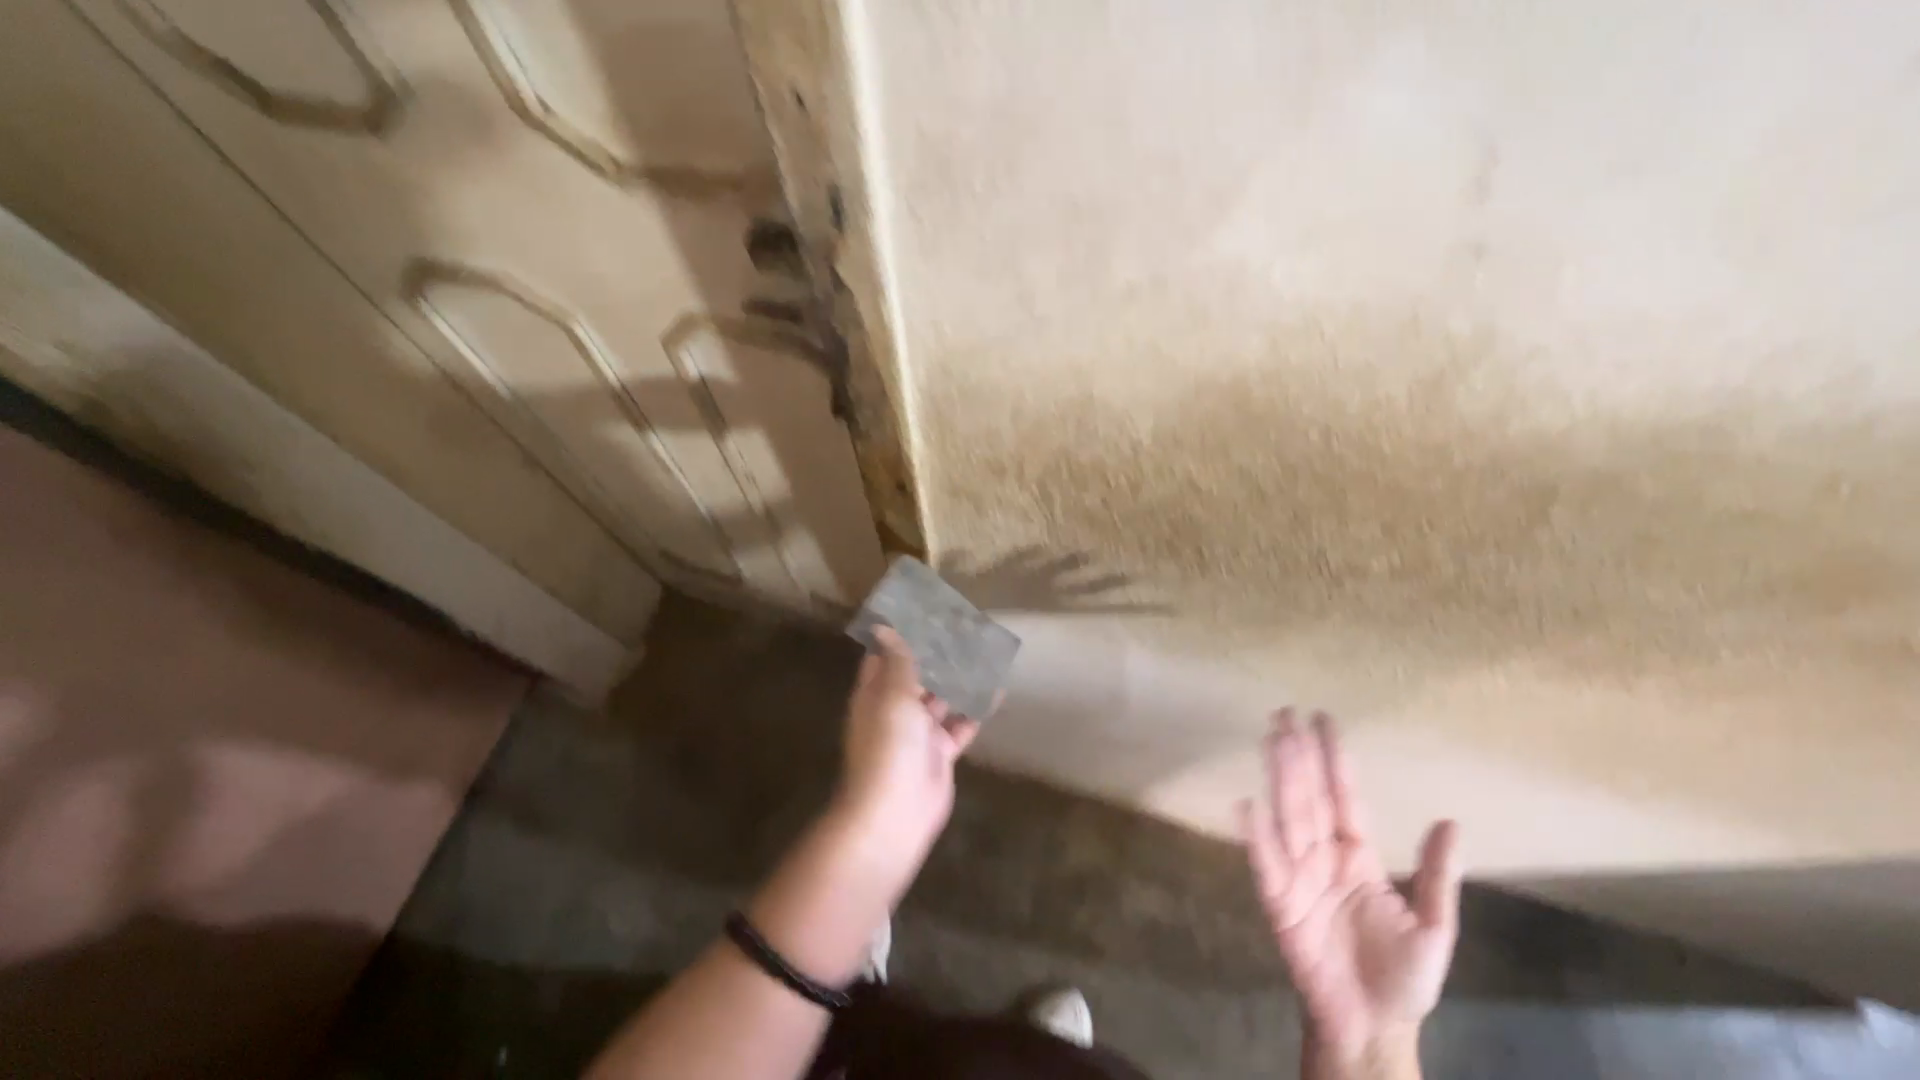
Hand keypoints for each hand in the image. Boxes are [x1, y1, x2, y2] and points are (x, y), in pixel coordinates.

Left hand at [832, 626, 980, 893]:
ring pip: (941, 698)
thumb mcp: (893, 696)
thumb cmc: (888, 746)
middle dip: (936, 654)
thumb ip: (898, 662)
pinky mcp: (940, 752)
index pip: (885, 657)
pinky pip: (961, 725)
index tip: (923, 610)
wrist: (895, 812)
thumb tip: (884, 626)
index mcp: (874, 694)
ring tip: (984, 650)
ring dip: (959, 679)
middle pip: (917, 676)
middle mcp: (894, 710)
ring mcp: (918, 733)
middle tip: (964, 625)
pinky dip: (976, 709)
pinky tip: (997, 689)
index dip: (901, 635)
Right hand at [1239, 709, 1460, 1059]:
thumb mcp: (1435, 926)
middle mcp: (1324, 858)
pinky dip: (1256, 837)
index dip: (1334, 759)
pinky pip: (1268, 865)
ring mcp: (1300, 878)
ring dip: (1278, 780)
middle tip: (1283, 714)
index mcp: (1359, 858)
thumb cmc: (1403, 978)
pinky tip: (1246, 805)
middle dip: (1297, 755)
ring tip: (1270, 741)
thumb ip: (1435, 875)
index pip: (1343, 797)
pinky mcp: (1281, 905)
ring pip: (1288, 818)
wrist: (1372, 1026)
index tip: (1322, 720)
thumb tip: (1449, 821)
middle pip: (1309, 797)